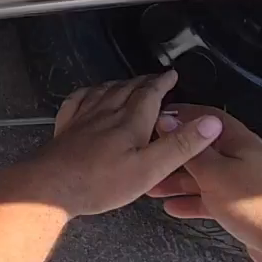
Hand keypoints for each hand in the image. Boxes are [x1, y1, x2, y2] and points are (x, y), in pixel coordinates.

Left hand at [0, 72, 224, 218]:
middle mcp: (105, 114)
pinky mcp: (65, 128)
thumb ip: (180, 145)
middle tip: (154, 78)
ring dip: (118, 84)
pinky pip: (77, 100)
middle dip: (143, 81)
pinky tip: (89, 94)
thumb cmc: (101, 182)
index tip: (172, 75)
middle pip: (126, 89)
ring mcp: (82, 119)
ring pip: (103, 91)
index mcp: (129, 122)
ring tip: (127, 83)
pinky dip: (88, 92)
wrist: (51, 186)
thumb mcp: (150, 169)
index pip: (149, 93)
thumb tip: (210, 123)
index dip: (163, 82)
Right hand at [147, 106, 261, 261]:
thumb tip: (170, 123)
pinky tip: (176, 208)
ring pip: (206, 177)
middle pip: (203, 151)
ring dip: (179, 182)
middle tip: (151, 159)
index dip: (182, 115)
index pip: (208, 118)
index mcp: (241, 143)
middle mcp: (246, 160)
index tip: (159, 119)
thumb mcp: (214, 173)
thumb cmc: (259, 205)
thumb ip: (189, 150)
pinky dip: (194, 202)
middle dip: (175, 156)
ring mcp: (247, 184)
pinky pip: (214, 199)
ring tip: (155, 188)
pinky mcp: (247, 207)